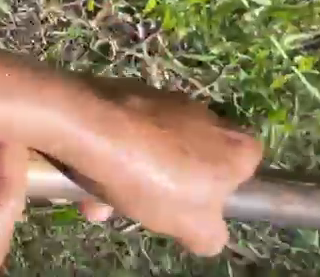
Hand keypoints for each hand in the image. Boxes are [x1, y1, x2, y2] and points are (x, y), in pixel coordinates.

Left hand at [60, 80, 262, 254]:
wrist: (75, 120)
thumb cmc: (150, 175)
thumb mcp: (195, 228)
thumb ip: (208, 234)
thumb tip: (202, 232)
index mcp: (230, 141)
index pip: (245, 161)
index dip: (223, 184)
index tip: (197, 200)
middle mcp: (192, 110)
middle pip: (182, 155)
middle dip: (156, 184)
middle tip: (134, 206)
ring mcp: (144, 94)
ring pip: (137, 143)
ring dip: (117, 173)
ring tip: (92, 199)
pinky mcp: (102, 86)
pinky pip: (105, 126)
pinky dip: (92, 150)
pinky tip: (74, 171)